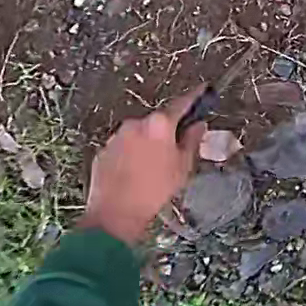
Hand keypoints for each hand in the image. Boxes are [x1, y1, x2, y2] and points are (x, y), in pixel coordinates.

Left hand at [78, 91, 200, 244]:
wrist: (114, 215)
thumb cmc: (155, 189)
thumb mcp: (183, 165)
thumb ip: (192, 139)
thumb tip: (198, 125)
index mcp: (159, 123)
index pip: (182, 103)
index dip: (194, 97)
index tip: (202, 90)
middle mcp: (136, 124)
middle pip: (158, 120)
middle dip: (168, 128)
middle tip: (176, 146)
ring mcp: (116, 137)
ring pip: (139, 133)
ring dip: (148, 141)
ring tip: (153, 164)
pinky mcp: (102, 152)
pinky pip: (123, 146)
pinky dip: (132, 152)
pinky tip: (136, 170)